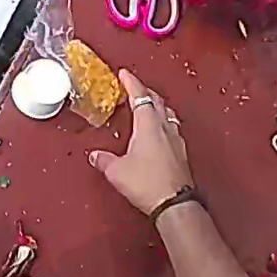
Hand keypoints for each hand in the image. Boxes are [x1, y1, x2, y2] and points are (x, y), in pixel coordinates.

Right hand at [89, 70, 193, 213]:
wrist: (173, 203)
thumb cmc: (146, 183)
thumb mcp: (117, 171)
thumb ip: (104, 160)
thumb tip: (95, 155)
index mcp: (148, 124)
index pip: (140, 95)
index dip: (131, 82)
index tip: (124, 73)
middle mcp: (165, 127)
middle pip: (157, 100)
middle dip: (145, 91)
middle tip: (134, 87)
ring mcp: (176, 140)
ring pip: (167, 113)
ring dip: (157, 105)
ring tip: (148, 105)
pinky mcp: (181, 153)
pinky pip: (172, 128)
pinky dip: (163, 122)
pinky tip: (160, 131)